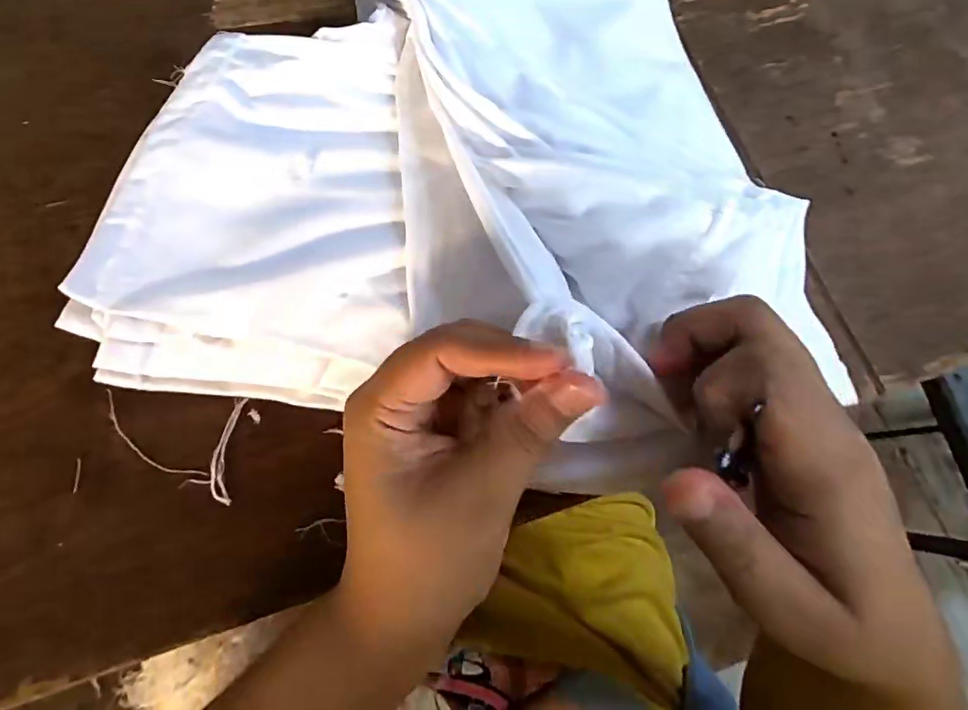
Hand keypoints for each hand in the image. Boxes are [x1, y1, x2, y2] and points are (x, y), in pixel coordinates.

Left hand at [337, 320, 606, 651]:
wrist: (401, 618)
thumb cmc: (431, 561)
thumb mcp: (485, 492)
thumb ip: (530, 429)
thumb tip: (588, 380)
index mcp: (380, 405)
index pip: (440, 352)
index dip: (500, 350)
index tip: (560, 362)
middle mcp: (389, 393)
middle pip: (453, 348)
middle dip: (508, 357)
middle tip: (566, 373)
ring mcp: (410, 406)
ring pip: (467, 364)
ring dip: (511, 373)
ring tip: (558, 387)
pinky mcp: (431, 423)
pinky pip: (473, 390)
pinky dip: (506, 394)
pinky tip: (534, 404)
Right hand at [651, 297, 961, 709]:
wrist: (894, 643)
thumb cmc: (842, 632)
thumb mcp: (787, 611)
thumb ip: (733, 544)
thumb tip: (674, 479)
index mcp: (824, 458)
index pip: (768, 366)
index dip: (713, 382)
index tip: (690, 431)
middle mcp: (826, 419)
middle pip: (760, 324)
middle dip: (696, 334)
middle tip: (661, 380)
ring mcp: (819, 414)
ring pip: (757, 332)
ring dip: (703, 348)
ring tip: (677, 401)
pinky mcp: (807, 421)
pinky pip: (756, 360)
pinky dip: (713, 365)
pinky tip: (700, 417)